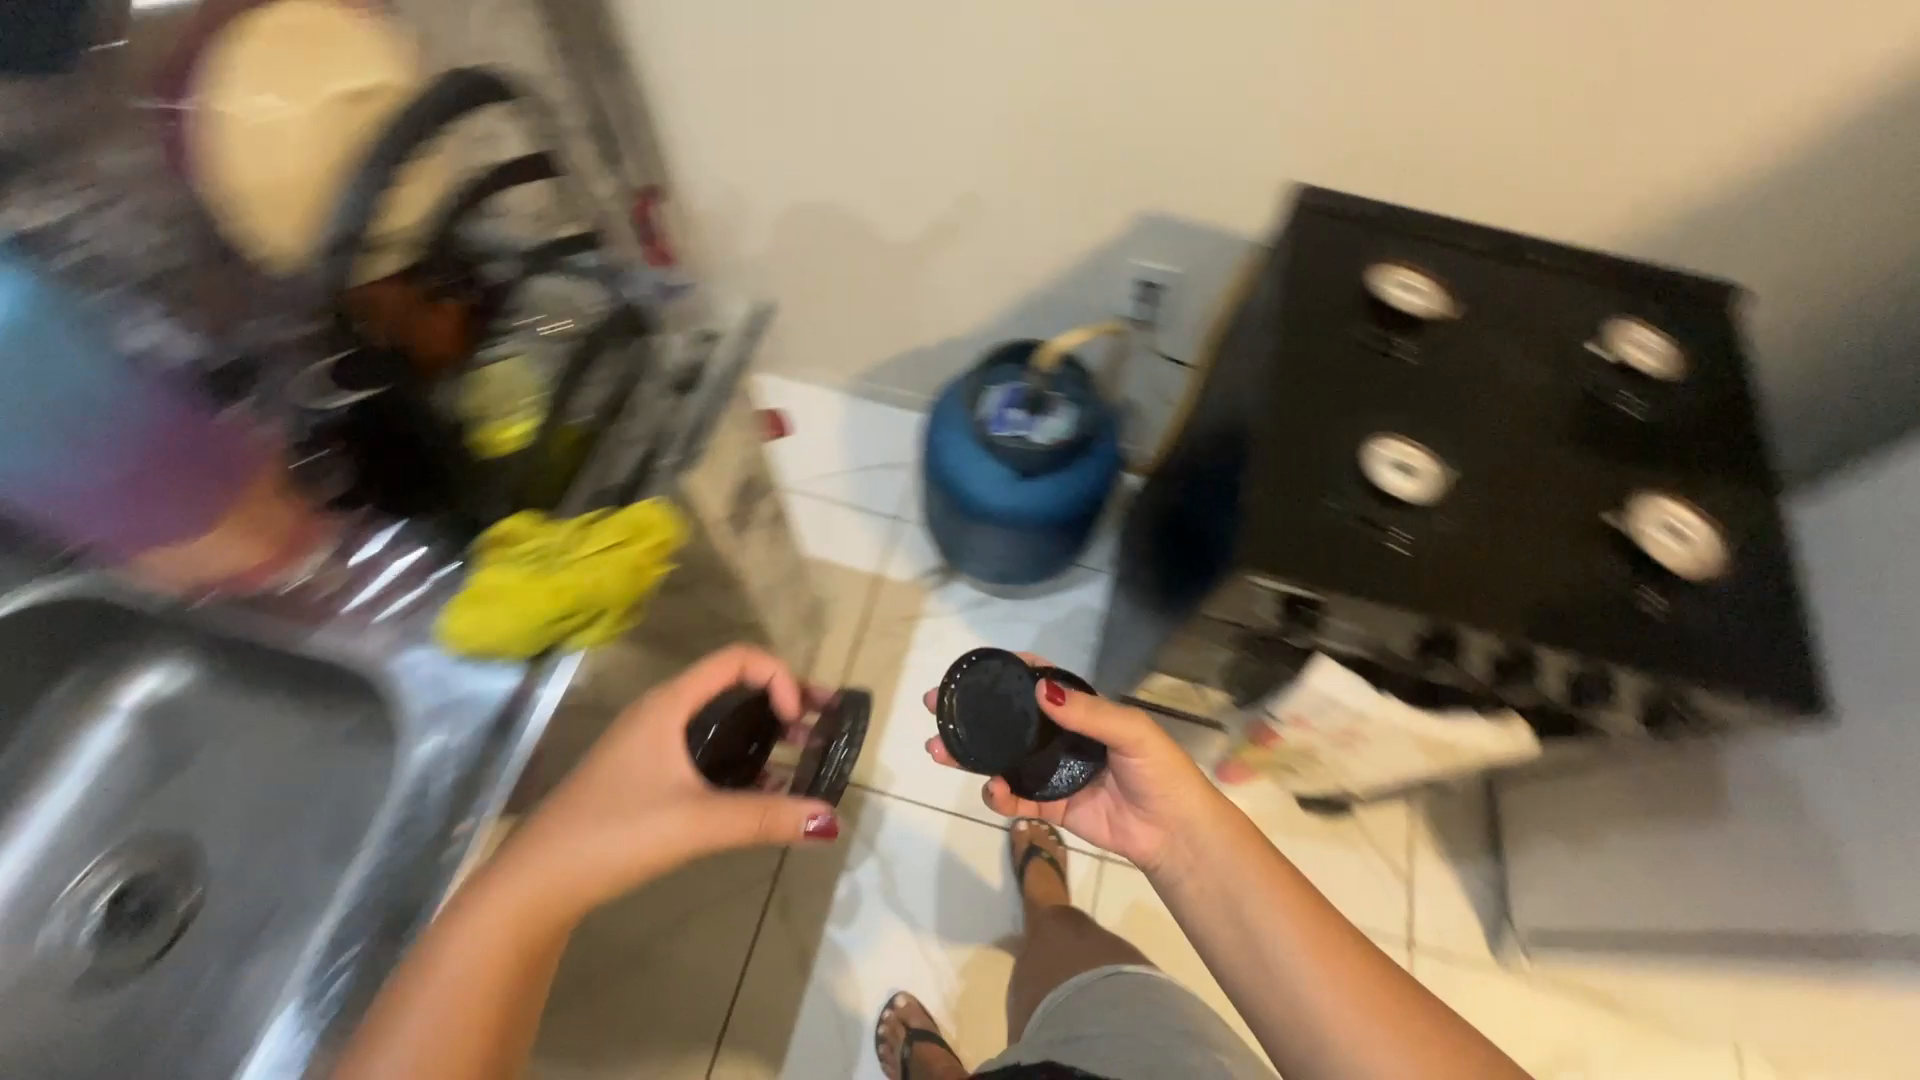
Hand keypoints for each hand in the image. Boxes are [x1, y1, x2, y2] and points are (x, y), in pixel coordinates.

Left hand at [491, 645, 840, 925]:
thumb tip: (832, 820)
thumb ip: (766, 818)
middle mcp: (664, 712)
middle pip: (736, 687)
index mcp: (670, 704)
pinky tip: (768, 789)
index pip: (739, 659)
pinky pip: (709, 750)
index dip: (779, 676)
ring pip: (723, 721)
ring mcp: (654, 744)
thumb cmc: (613, 834)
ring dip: (766, 732)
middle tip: (824, 726)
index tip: (798, 718)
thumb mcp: (696, 824)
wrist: (535, 884)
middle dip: (784, 702)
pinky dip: (743, 759)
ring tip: (806, 756)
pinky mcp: (650, 774)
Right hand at [921, 655, 1223, 874]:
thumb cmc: (1160, 772)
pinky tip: (991, 791)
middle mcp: (1060, 738)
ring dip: (972, 754)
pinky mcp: (1051, 805)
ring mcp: (1052, 772)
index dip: (1009, 673)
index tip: (976, 668)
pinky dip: (999, 795)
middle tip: (935, 706)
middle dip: (973, 713)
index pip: (1040, 683)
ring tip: (941, 750)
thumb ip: (1089, 713)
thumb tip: (1041, 690)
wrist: (1174, 832)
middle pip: (1010, 720)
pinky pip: (1017, 797)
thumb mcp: (1132, 731)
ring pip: (1003, 758)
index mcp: (1082, 712)